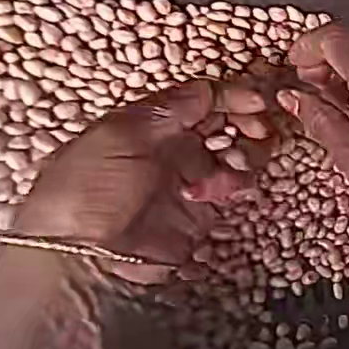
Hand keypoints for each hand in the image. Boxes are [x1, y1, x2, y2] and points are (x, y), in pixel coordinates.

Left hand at [15, 78, 275, 283]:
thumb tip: (207, 89)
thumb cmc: (91, 192)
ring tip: (236, 165)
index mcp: (145, 125)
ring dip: (247, 153)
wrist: (92, 258)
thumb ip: (167, 110)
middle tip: (257, 132)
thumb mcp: (117, 138)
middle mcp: (171, 147)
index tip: (257, 102)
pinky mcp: (207, 206)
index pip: (196, 100)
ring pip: (237, 152)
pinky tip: (226, 191)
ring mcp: (191, 176)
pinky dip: (241, 182)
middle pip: (223, 124)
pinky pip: (238, 183)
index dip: (229, 97)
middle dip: (246, 124)